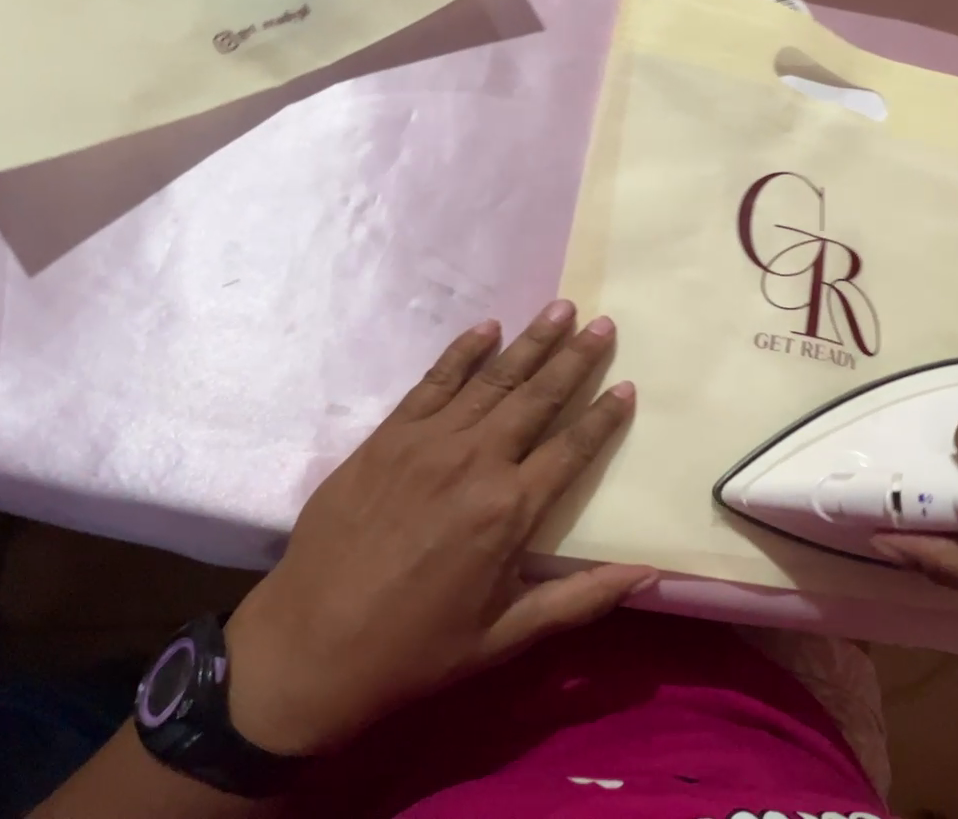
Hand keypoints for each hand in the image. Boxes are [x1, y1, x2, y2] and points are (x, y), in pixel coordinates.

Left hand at [220, 302, 653, 756]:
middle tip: (604, 323)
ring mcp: (427, 443)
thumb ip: (581, 599)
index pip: (573, 447)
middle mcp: (475, 462)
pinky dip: (462, 352)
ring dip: (530, 342)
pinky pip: (432, 382)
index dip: (604, 416)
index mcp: (510, 510)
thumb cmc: (416, 649)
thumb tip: (649, 573)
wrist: (308, 647)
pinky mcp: (386, 437)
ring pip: (492, 379)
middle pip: (538, 398)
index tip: (628, 385)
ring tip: (561, 309)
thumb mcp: (506, 636)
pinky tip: (487, 328)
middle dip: (575, 358)